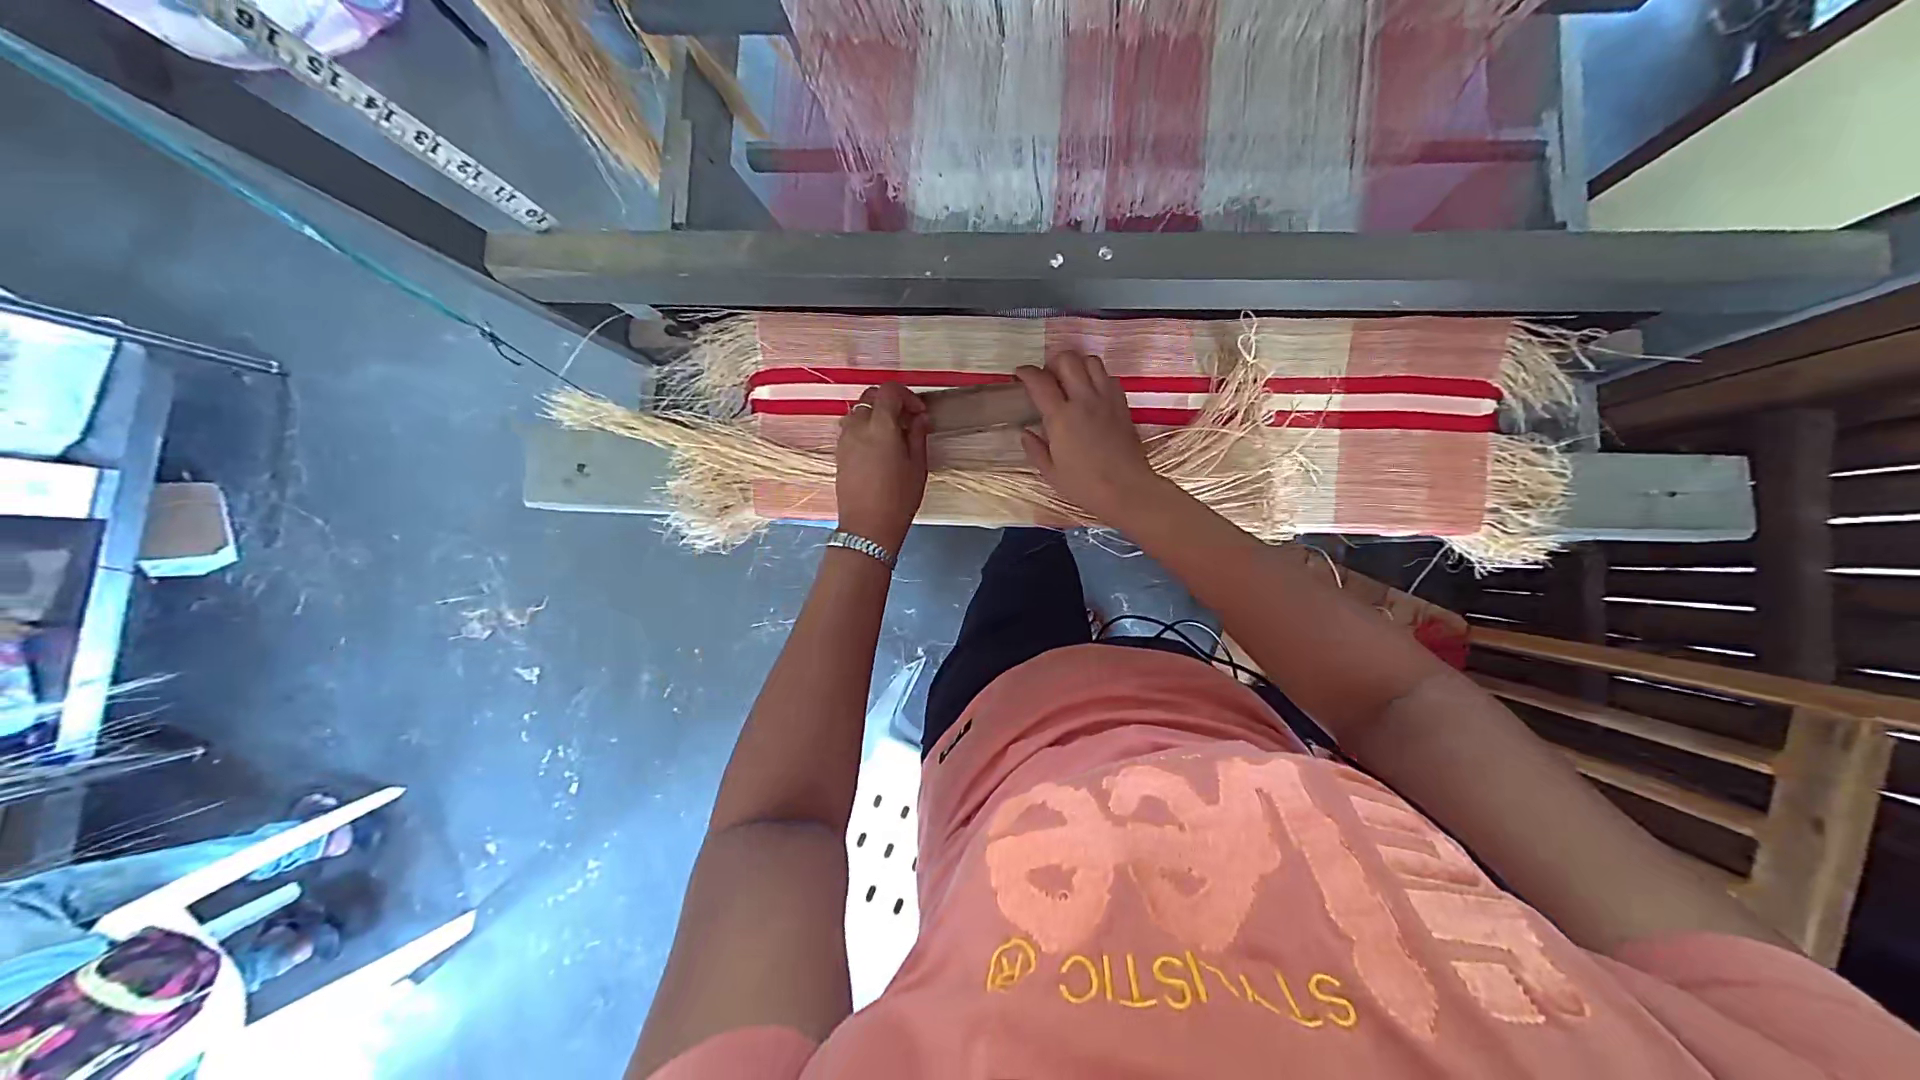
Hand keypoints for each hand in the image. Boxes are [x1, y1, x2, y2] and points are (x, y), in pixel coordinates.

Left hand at [834, 383, 928, 552]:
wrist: (867, 527)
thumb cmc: (898, 498)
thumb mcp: (917, 466)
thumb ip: (917, 436)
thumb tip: (919, 419)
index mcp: (880, 426)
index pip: (889, 391)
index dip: (907, 396)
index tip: (919, 413)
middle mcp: (858, 427)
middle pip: (870, 397)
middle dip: (890, 402)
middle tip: (907, 420)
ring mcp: (844, 440)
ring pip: (859, 412)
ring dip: (876, 415)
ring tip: (893, 435)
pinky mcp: (839, 453)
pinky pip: (851, 429)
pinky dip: (865, 428)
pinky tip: (879, 448)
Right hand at [1016, 353, 1165, 525]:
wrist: (1126, 489)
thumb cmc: (1085, 485)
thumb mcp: (1051, 473)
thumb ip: (1035, 449)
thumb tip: (1026, 433)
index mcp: (1061, 417)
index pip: (1039, 381)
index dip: (1026, 372)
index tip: (1020, 373)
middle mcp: (1084, 400)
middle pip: (1067, 360)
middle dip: (1052, 362)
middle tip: (1047, 377)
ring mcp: (1106, 399)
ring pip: (1091, 361)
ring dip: (1077, 365)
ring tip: (1070, 380)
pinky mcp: (1122, 404)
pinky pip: (1108, 377)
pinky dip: (1096, 376)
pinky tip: (1091, 392)